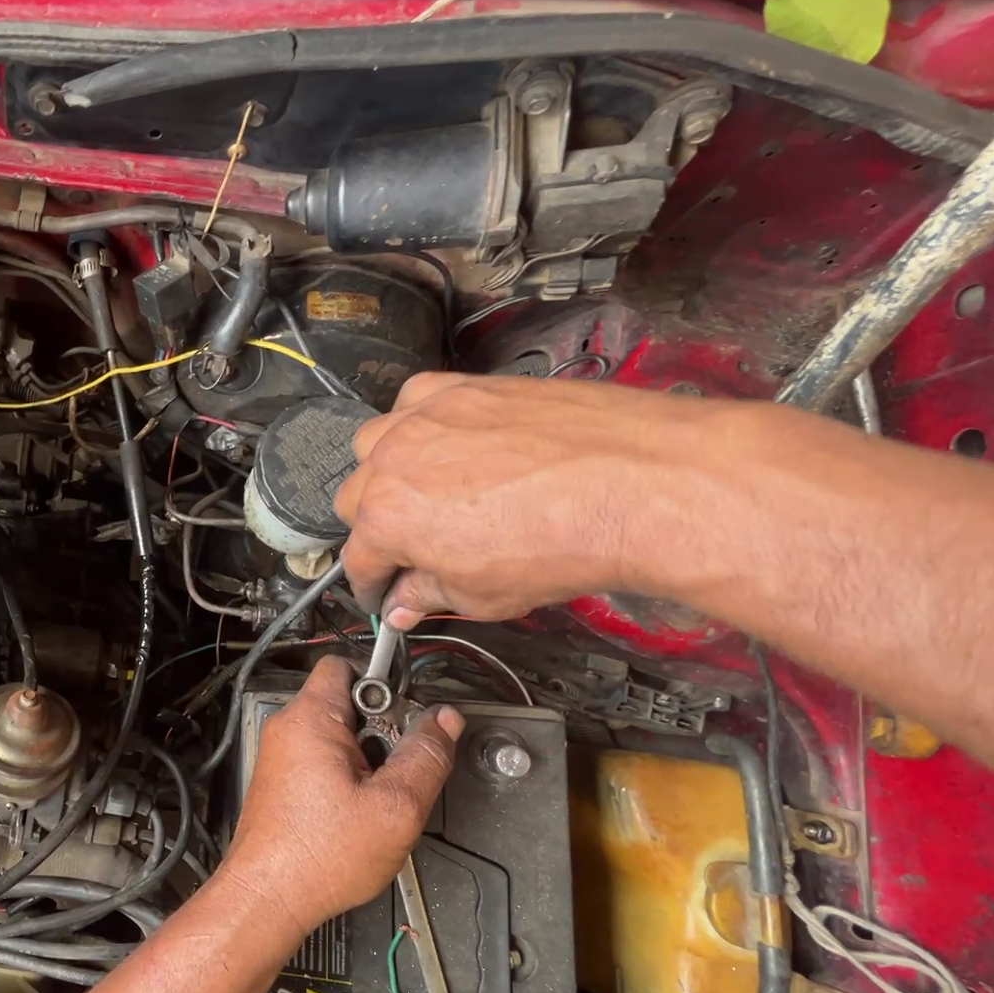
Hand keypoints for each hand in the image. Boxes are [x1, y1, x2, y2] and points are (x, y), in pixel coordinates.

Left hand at [215, 656, 462, 939]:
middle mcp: (288, 727)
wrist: (270, 893)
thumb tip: (445, 722)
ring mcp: (281, 752)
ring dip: (365, 754)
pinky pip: (320, 756)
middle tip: (398, 764)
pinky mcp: (282, 777)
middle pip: (344, 699)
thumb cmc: (318, 855)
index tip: (409, 708)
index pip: (343, 664)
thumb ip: (426, 757)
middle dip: (380, 726)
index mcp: (310, 718)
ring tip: (377, 795)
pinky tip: (356, 808)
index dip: (382, 679)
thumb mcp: (394, 807)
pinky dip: (345, 772)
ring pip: (336, 732)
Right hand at [334, 371, 733, 623]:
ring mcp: (424, 419)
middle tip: (413, 542)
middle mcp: (391, 463)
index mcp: (386, 519)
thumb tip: (403, 604)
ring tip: (423, 484)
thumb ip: (427, 596)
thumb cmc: (565, 542)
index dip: (371, 584)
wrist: (639, 485)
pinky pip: (414, 399)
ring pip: (372, 443)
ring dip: (385, 467)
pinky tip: (445, 437)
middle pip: (354, 499)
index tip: (385, 591)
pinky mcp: (461, 388)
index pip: (357, 559)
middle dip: (375, 525)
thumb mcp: (483, 595)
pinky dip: (417, 418)